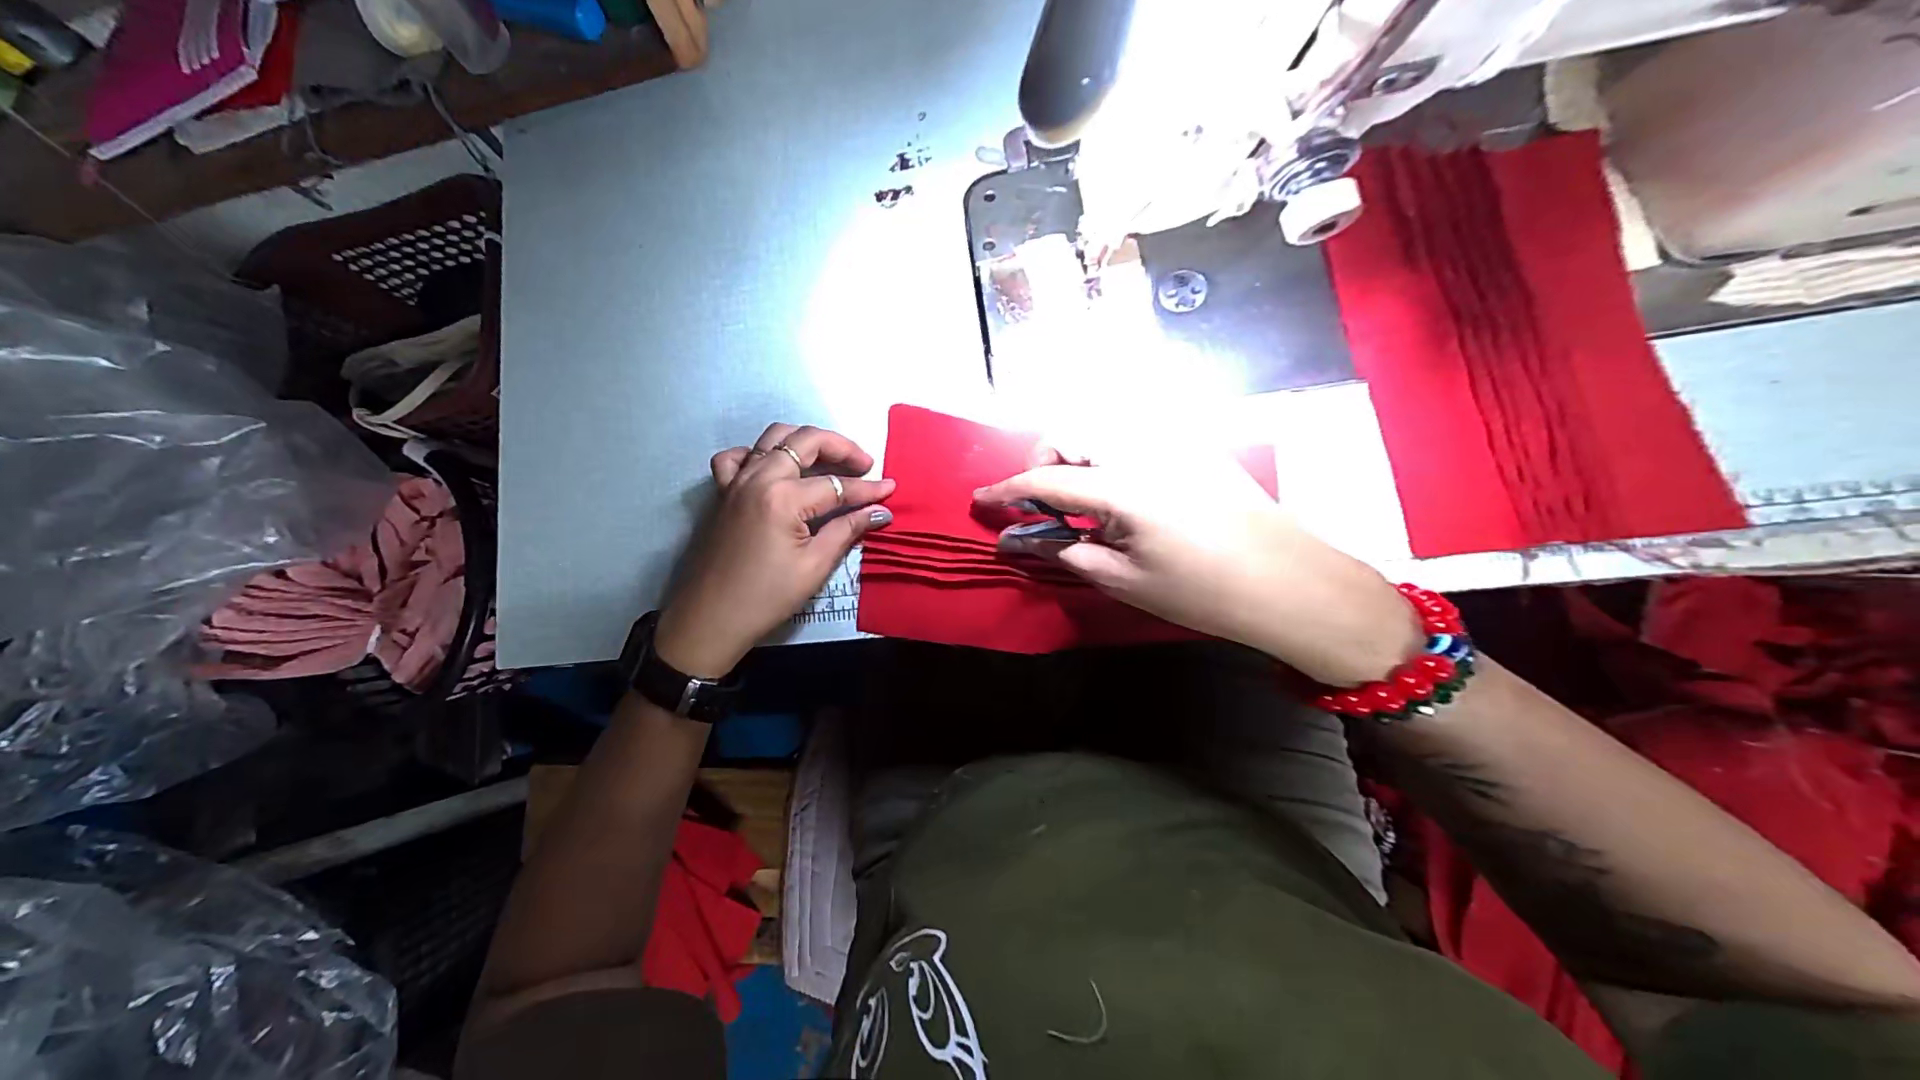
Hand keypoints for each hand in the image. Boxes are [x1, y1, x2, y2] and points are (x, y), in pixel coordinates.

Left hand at [655, 423, 893, 676]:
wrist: (710, 619)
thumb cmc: (766, 598)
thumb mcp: (814, 566)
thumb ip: (847, 530)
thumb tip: (879, 511)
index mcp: (783, 497)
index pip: (835, 485)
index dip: (867, 489)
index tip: (890, 489)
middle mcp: (758, 478)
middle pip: (805, 441)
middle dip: (841, 447)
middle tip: (864, 464)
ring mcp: (736, 481)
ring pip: (773, 437)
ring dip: (805, 442)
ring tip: (828, 460)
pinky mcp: (723, 491)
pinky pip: (738, 457)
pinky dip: (758, 453)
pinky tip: (773, 468)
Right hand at [974, 444, 1419, 685]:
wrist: (1287, 580)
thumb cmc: (1200, 591)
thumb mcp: (1121, 579)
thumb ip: (1061, 552)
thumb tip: (1015, 541)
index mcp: (1121, 486)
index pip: (1044, 480)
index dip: (1006, 492)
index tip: (981, 502)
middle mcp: (1142, 449)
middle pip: (1069, 435)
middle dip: (1044, 464)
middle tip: (1048, 508)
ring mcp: (1173, 441)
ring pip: (1101, 428)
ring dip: (1076, 456)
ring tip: (1087, 503)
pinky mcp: (1195, 445)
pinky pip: (1136, 435)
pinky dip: (1111, 454)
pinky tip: (1127, 493)